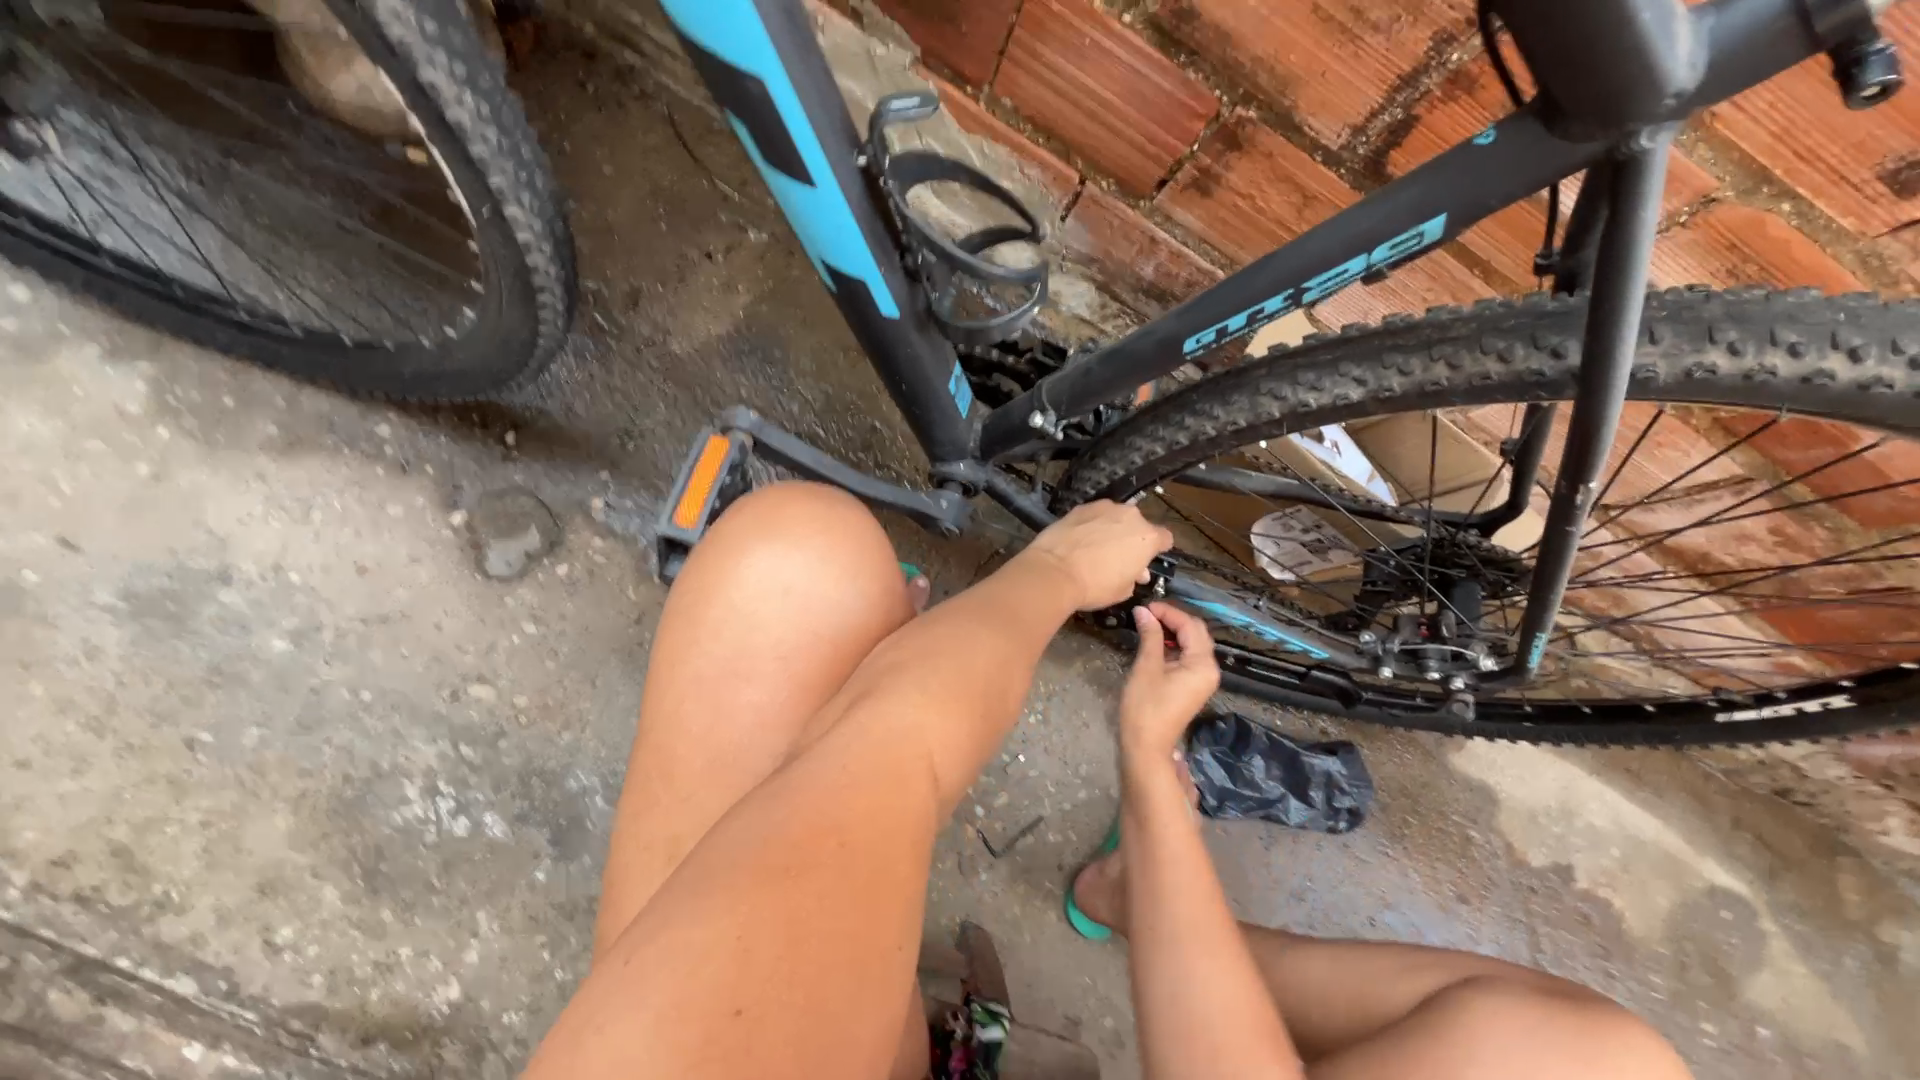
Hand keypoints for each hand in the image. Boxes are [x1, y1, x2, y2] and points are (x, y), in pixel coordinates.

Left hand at [1015, 500, 1173, 611]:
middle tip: (1118, 558)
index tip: (1147, 560)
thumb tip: (1137, 572)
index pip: (1165, 538)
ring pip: (1115, 518)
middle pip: (1138, 525)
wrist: (1055, 572)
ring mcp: (1104, 507)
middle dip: (1132, 539)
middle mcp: (1130, 515)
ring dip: (1111, 529)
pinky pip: (1094, 516)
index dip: (1158, 550)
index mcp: (1148, 536)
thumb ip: (1135, 577)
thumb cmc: (1095, 585)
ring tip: (1095, 548)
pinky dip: (1091, 525)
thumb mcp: (1123, 590)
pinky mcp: (1080, 507)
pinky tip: (1080, 541)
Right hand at [1119, 602, 1219, 760]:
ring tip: (1148, 625)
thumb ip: (1150, 636)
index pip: (1190, 626)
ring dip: (1173, 632)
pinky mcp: (1193, 686)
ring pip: (1192, 645)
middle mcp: (1209, 669)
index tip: (1145, 606)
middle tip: (1147, 614)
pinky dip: (1173, 647)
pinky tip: (1155, 643)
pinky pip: (1188, 658)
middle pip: (1196, 633)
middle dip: (1173, 620)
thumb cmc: (1145, 707)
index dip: (1169, 612)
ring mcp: (1203, 679)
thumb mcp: (1147, 667)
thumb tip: (1144, 612)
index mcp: (1203, 664)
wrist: (1146, 746)